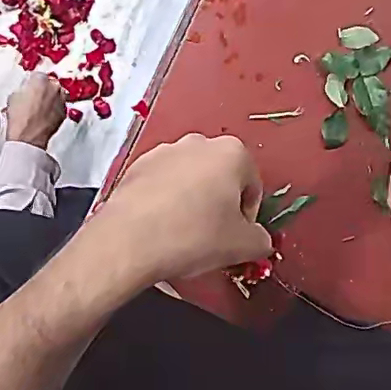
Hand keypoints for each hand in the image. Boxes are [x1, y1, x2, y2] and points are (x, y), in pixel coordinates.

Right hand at [4, 74, 65, 148]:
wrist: (29, 135)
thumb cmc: (20, 117)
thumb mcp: (14, 97)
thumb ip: (23, 89)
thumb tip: (26, 90)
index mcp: (40, 80)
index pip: (38, 75)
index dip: (32, 81)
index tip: (29, 86)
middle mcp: (54, 88)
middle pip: (51, 83)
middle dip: (44, 88)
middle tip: (36, 96)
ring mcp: (61, 99)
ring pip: (58, 94)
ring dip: (52, 97)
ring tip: (42, 105)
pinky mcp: (65, 111)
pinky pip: (60, 105)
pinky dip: (55, 107)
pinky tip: (46, 113)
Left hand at [88, 134, 272, 285]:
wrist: (129, 241)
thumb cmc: (194, 236)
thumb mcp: (243, 246)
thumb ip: (261, 240)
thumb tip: (258, 239)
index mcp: (232, 152)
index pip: (252, 186)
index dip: (248, 216)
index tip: (237, 236)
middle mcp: (199, 143)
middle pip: (220, 177)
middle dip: (220, 204)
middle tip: (213, 235)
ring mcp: (164, 152)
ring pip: (190, 179)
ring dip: (193, 201)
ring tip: (184, 234)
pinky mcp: (136, 166)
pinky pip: (162, 184)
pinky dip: (166, 202)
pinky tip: (161, 228)